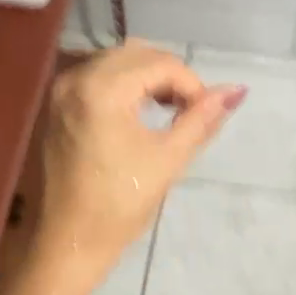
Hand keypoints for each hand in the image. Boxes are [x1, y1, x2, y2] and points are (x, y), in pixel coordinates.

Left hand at [28, 42, 243, 294]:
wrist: (69, 242)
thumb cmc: (119, 205)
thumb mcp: (169, 158)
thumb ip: (202, 118)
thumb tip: (238, 89)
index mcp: (102, 89)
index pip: (161, 63)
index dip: (191, 84)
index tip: (206, 115)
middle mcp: (77, 77)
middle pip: (137, 53)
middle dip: (170, 76)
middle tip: (190, 110)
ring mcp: (62, 89)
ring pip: (117, 60)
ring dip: (148, 77)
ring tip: (169, 111)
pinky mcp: (57, 104)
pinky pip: (98, 74)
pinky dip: (124, 83)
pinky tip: (140, 112)